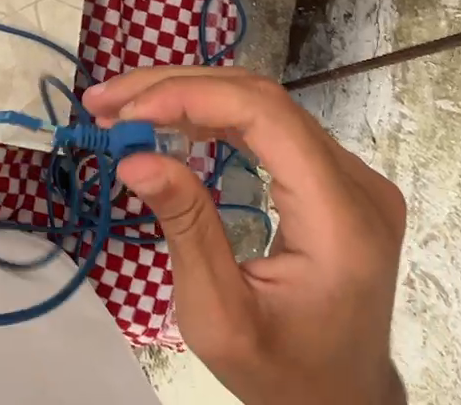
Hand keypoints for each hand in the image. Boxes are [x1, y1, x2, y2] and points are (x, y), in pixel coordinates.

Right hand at [84, 67, 406, 404]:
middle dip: (173, 88)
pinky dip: (206, 115)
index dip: (189, 97)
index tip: (124, 112)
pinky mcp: (331, 178)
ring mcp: (348, 176)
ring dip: (184, 95)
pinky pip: (264, 124)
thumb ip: (185, 228)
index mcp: (340, 219)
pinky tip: (163, 120)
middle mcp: (356, 182)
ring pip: (258, 102)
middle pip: (259, 98)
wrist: (340, 404)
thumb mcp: (219, 317)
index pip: (265, 117)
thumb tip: (133, 158)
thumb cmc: (281, 372)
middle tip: (104, 102)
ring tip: (120, 106)